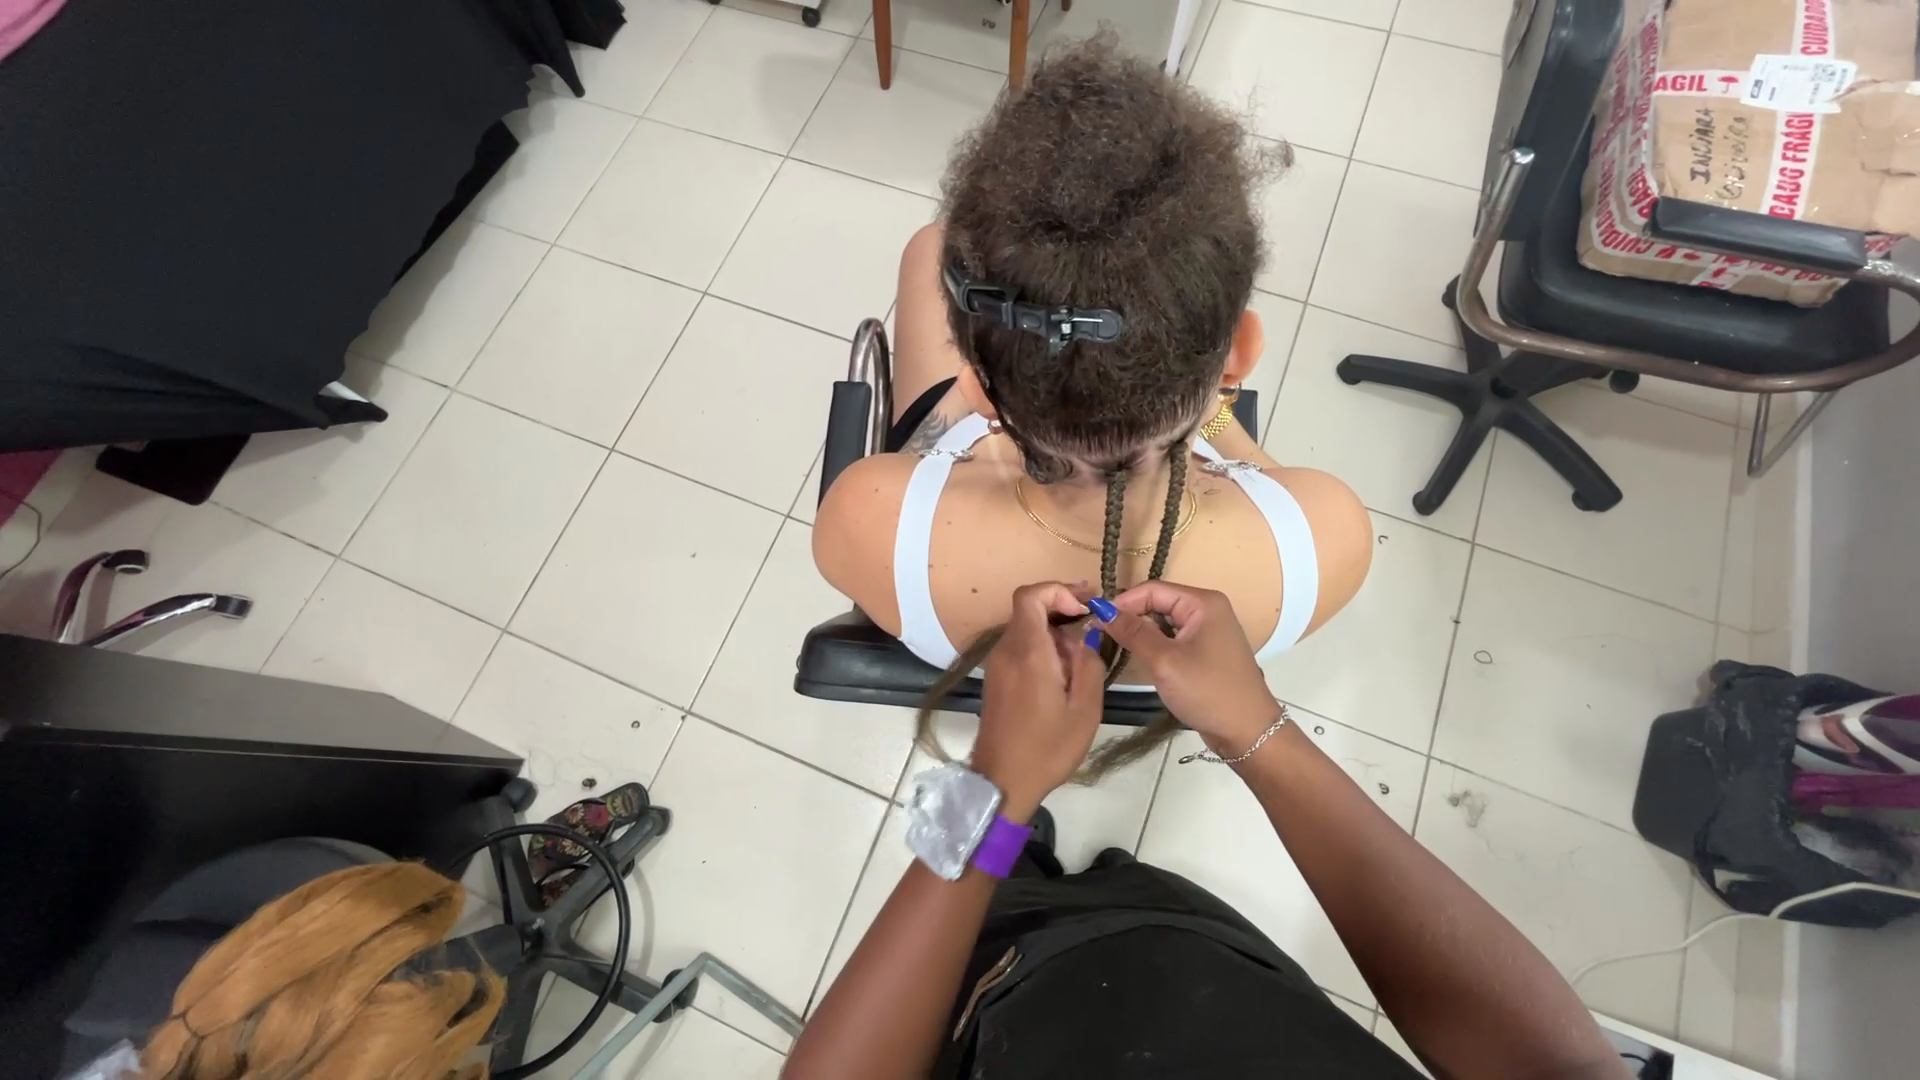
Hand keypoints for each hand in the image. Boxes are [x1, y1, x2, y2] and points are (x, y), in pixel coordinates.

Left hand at [970, 583, 1105, 819]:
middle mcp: (1006, 651)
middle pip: (1029, 609)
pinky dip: (1041, 647)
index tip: (1084, 606)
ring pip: (1025, 629)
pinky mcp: (996, 678)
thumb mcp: (1085, 709)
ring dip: (1053, 632)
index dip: (1057, 590)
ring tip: (1082, 658)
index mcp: (1028, 652)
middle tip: (1092, 625)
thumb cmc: (1047, 748)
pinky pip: (1019, 648)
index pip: (1030, 595)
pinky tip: (1063, 672)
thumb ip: (1089, 664)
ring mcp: (997, 665)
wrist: (1002, 780)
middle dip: (1061, 610)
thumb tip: (1083, 638)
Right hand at [1095, 582, 1281, 755]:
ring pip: (1163, 621)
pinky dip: (1155, 644)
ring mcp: (1209, 630)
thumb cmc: (1207, 692)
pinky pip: (1173, 637)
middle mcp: (1207, 609)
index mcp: (1202, 603)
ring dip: (1141, 632)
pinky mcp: (1206, 649)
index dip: (1123, 602)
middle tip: (1102, 635)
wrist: (1248, 732)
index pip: (1152, 589)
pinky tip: (1140, 658)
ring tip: (1116, 647)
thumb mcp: (1164, 661)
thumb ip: (1132, 632)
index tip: (1096, 621)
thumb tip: (1101, 610)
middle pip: (1158, 602)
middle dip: (1130, 616)